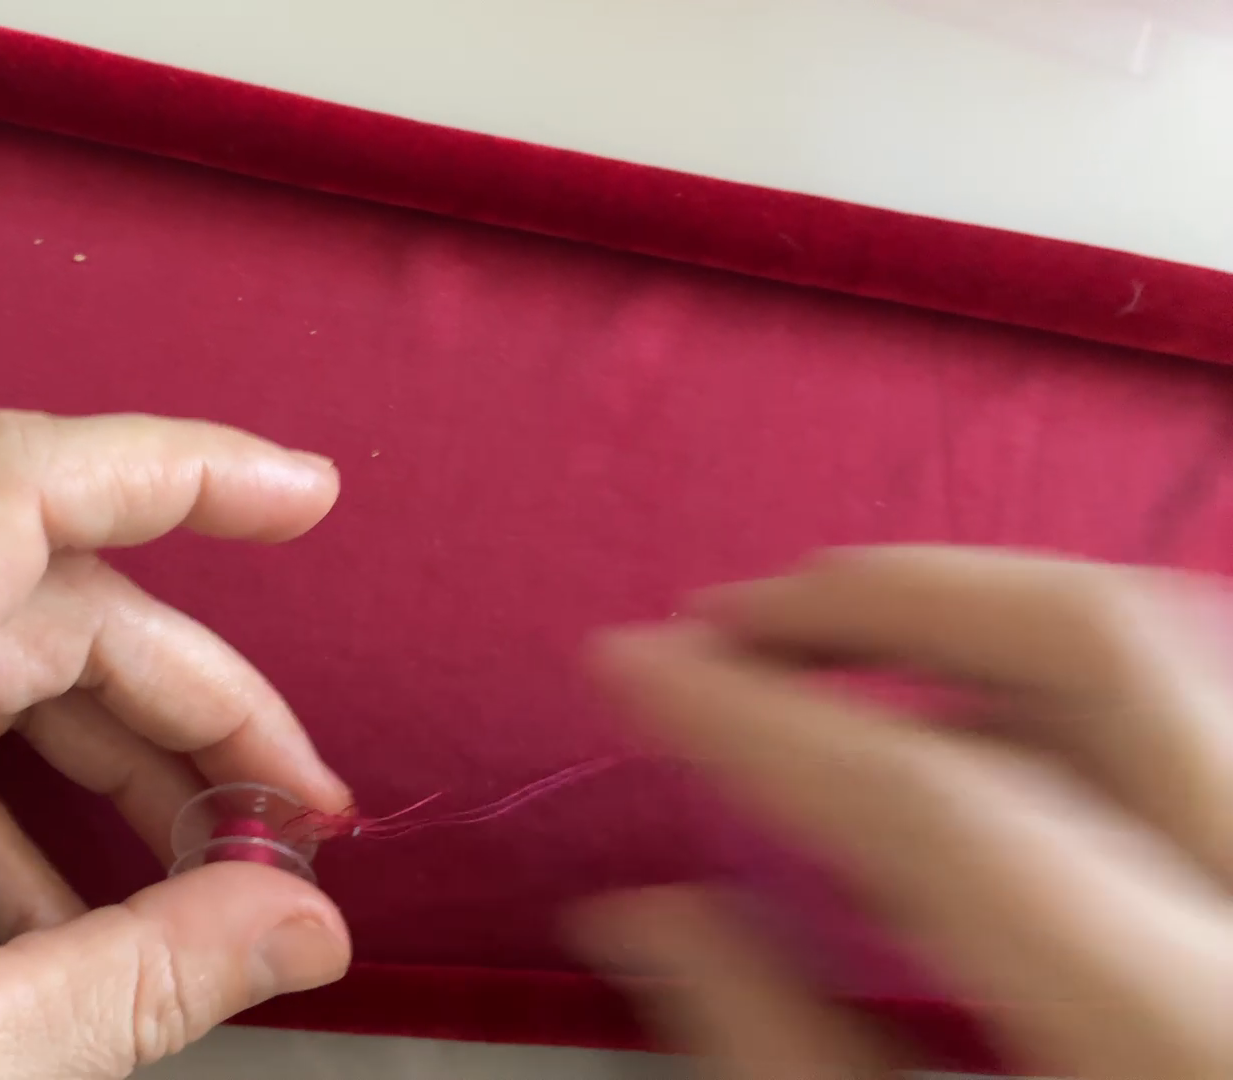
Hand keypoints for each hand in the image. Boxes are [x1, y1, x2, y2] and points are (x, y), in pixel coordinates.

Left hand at [0, 411, 353, 1078]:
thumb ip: (144, 986)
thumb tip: (305, 928)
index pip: (10, 490)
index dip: (176, 468)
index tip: (303, 495)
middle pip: (57, 608)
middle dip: (200, 697)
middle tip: (298, 808)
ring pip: (30, 667)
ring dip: (146, 749)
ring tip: (229, 856)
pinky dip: (60, 808)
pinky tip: (95, 908)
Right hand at [574, 548, 1232, 1078]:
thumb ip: (769, 1052)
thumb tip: (626, 914)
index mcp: (1198, 1053)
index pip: (936, 810)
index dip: (749, 713)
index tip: (625, 659)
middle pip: (1091, 651)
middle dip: (868, 600)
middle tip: (728, 616)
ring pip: (1156, 645)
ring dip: (940, 619)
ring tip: (805, 646)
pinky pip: (1181, 703)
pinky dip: (1025, 679)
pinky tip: (935, 712)